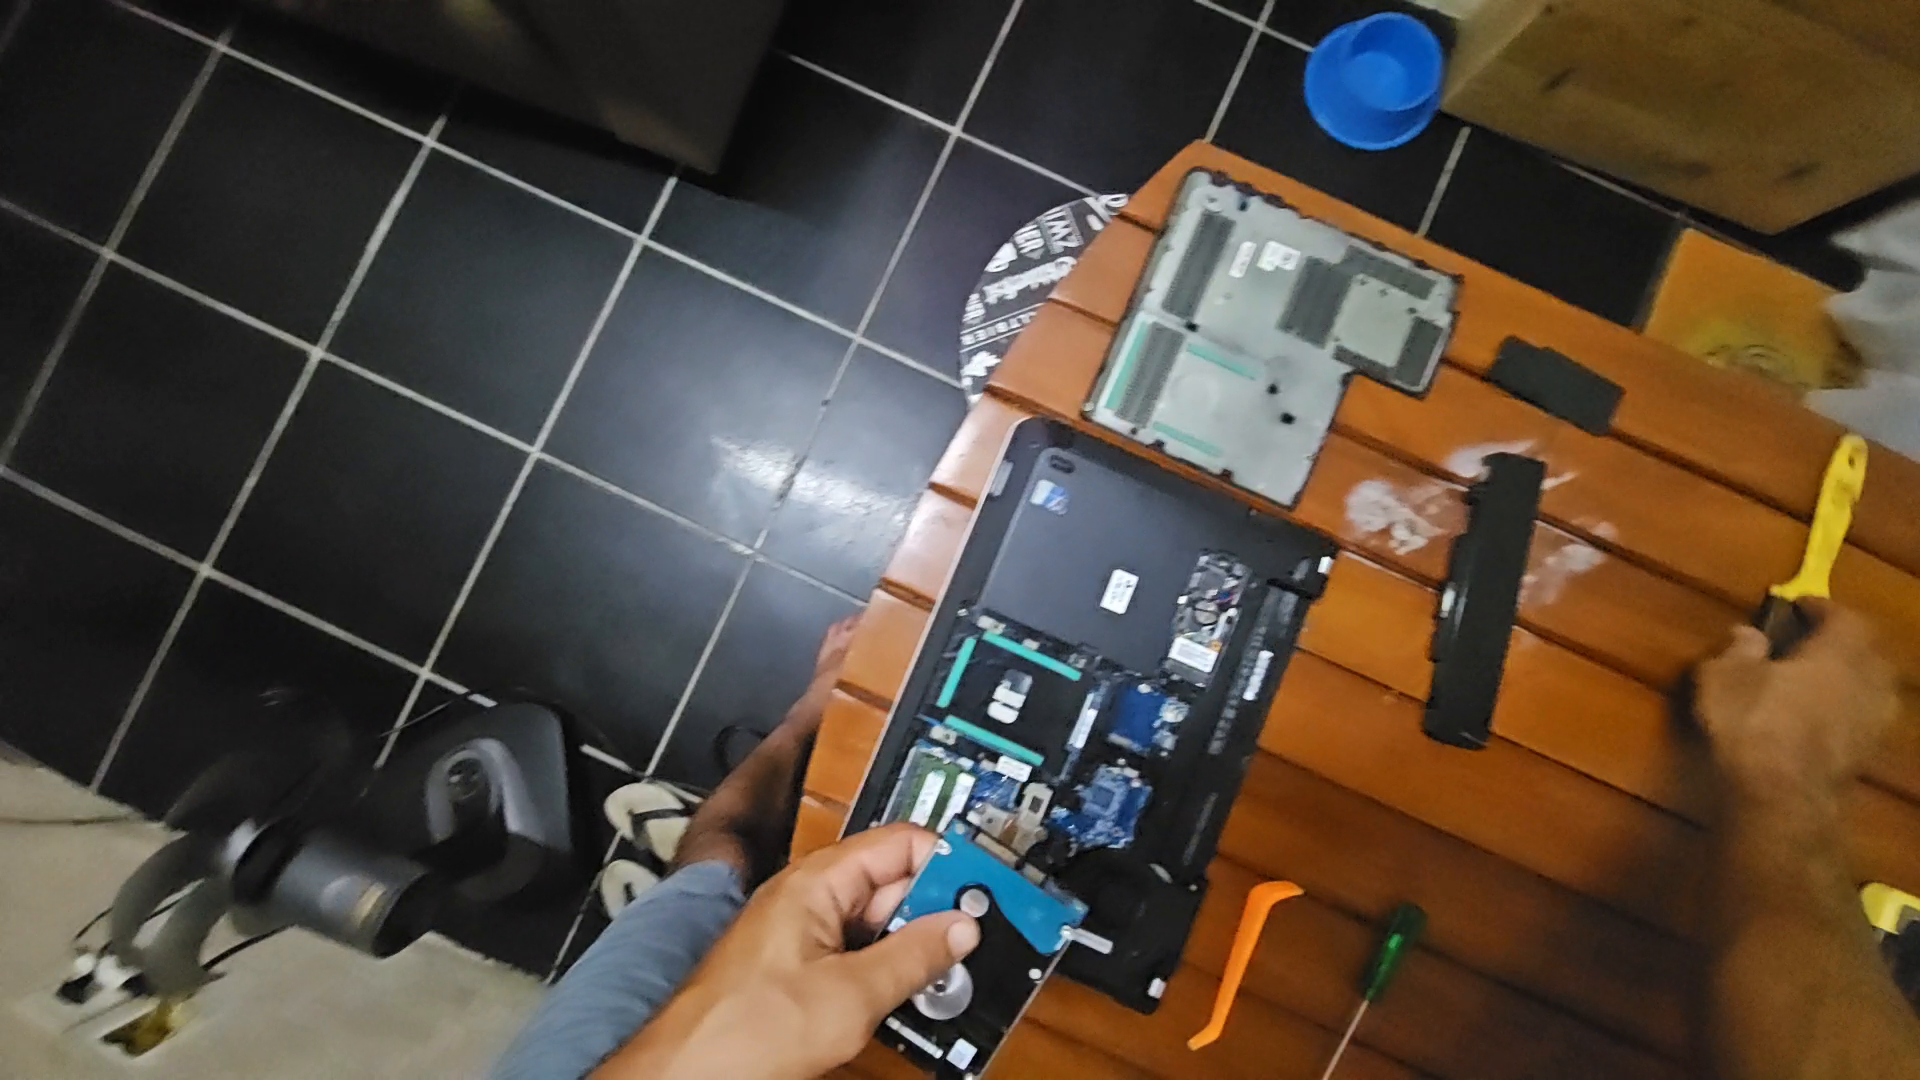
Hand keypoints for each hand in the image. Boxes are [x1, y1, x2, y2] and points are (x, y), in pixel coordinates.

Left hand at [598, 824, 980, 1079]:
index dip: (945, 862)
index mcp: (820, 880)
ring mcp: (806, 931)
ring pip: (878, 921)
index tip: (985, 889)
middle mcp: (814, 895)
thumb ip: (912, 957)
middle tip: (977, 942)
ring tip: (952, 974)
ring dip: (914, 944)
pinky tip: (912, 994)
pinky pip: (859, 951)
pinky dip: (888, 968)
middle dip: (935, 910)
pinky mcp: (801, 966)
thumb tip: (962, 927)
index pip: (900, 843)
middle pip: (893, 882)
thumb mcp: (848, 997)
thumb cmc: (746, 1032)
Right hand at [1694, 601, 1898, 805]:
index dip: (1826, 608)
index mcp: (1836, 657)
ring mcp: (1876, 715)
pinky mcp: (1870, 743)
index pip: (1848, 620)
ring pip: (1875, 681)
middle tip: (1812, 637)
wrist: (1782, 786)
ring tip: (1818, 673)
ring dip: (1851, 671)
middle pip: (1871, 650)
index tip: (1801, 604)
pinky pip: (1867, 708)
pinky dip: (1849, 699)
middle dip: (1845, 640)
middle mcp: (1868, 681)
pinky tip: (1823, 707)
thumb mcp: (1724, 677)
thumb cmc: (1750, 719)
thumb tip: (1749, 632)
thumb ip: (1739, 651)